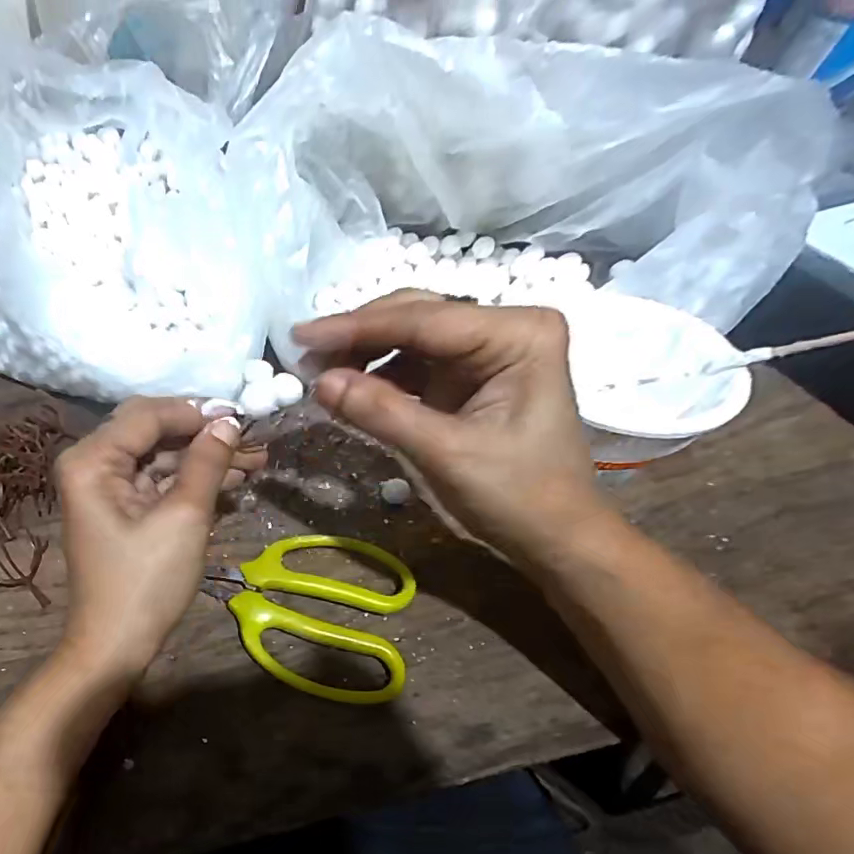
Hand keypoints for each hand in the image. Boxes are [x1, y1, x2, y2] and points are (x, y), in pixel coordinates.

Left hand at [55, 397, 262, 680]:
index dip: (197, 412)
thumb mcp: (183, 518)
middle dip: (203, 435)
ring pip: (158, 458)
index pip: (148, 415)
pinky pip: (156, 483)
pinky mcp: (119, 511)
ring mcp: (103, 490)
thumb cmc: (145, 583)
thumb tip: (229, 422)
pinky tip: (231, 484)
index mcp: (91, 460)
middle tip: (253, 441)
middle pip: (152, 431)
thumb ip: (206, 463)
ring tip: (255, 463)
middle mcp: (90, 466)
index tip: (244, 415)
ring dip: (203, 460)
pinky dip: (190, 483)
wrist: (114, 646)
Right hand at [293, 291, 615, 560]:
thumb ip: (382, 413)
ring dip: (362, 355)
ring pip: (409, 338)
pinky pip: (412, 366)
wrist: (554, 536)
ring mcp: (485, 353)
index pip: (423, 319)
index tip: (300, 336)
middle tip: (303, 356)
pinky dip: (377, 377)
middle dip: (357, 337)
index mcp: (516, 334)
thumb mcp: (444, 454)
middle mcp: (504, 329)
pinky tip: (348, 389)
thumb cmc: (515, 496)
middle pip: (415, 317)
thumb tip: (320, 382)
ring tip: (318, 375)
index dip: (355, 327)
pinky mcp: (468, 378)